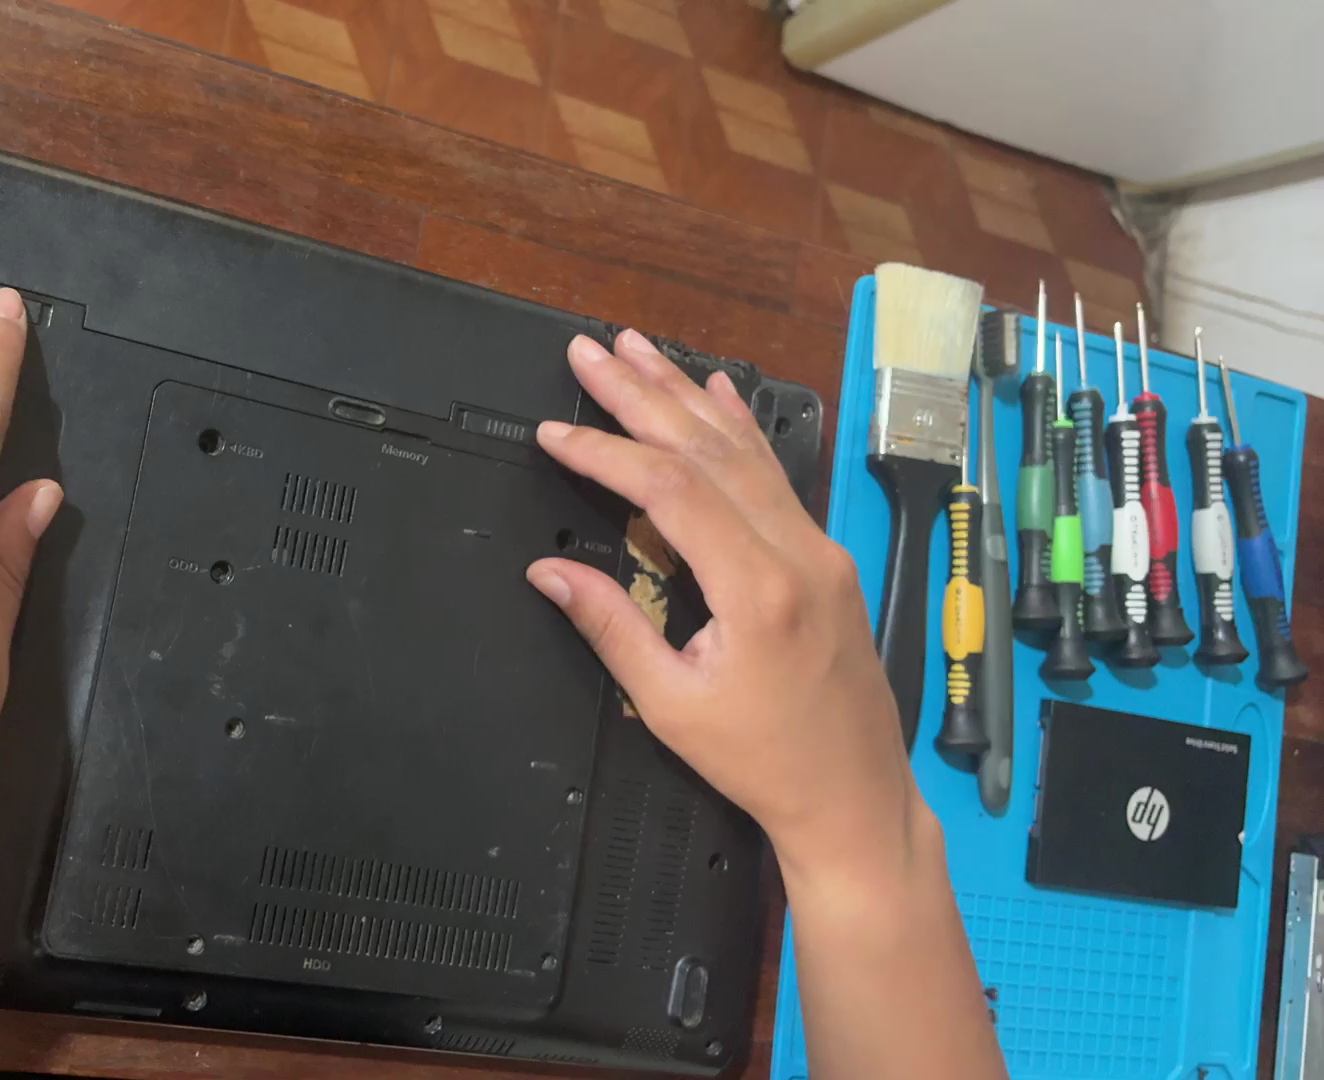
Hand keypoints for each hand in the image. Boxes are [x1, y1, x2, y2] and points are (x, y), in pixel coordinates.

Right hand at [524, 330, 924, 881]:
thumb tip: (546, 570)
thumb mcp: (667, 701)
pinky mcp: (823, 553)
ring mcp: (818, 546)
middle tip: (591, 351)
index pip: (670, 490)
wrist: (854, 796)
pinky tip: (719, 389)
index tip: (555, 432)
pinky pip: (776, 472)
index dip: (606, 452)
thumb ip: (608, 623)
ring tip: (639, 349)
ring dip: (685, 394)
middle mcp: (796, 550)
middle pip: (708, 448)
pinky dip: (740, 425)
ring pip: (745, 448)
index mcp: (757, 589)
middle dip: (641, 393)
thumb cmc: (759, 758)